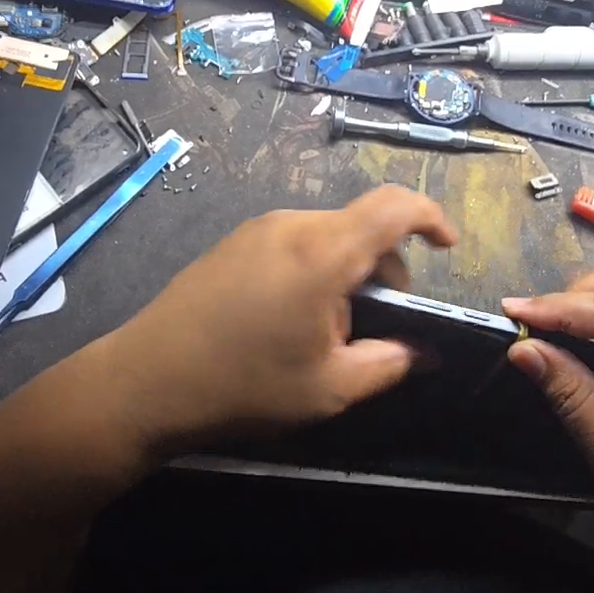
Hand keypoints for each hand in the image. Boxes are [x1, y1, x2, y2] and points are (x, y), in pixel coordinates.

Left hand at [97, 185, 457, 452]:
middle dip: (387, 266)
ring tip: (329, 328)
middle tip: (378, 322)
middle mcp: (292, 225)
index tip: (448, 247)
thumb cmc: (245, 385)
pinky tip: (292, 317)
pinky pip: (295, 242)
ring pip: (328, 235)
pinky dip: (316, 267)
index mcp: (323, 252)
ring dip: (349, 270)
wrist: (145, 381)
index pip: (395, 205)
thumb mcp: (330, 387)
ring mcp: (258, 229)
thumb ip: (390, 362)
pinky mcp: (234, 242)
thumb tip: (426, 352)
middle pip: (362, 225)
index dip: (432, 217)